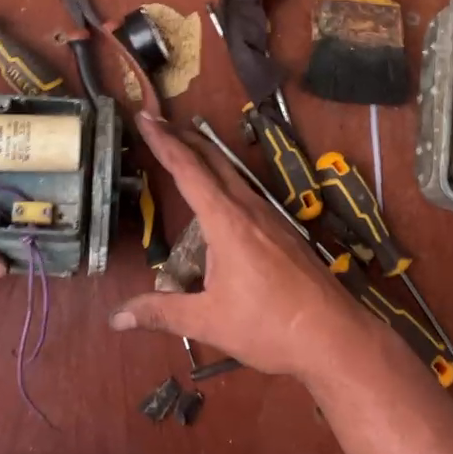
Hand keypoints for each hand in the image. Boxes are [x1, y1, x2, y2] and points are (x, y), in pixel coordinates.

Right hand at [109, 113, 379, 381]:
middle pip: (212, 160)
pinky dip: (223, 178)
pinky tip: (220, 195)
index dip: (163, 142)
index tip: (144, 116)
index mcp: (227, 222)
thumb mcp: (209, 322)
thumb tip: (116, 317)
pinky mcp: (283, 230)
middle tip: (156, 121)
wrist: (336, 337)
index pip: (188, 171)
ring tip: (183, 146)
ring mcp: (270, 217)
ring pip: (231, 173)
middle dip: (182, 137)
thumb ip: (161, 312)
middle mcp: (248, 209)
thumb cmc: (270, 327)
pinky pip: (245, 191)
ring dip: (204, 155)